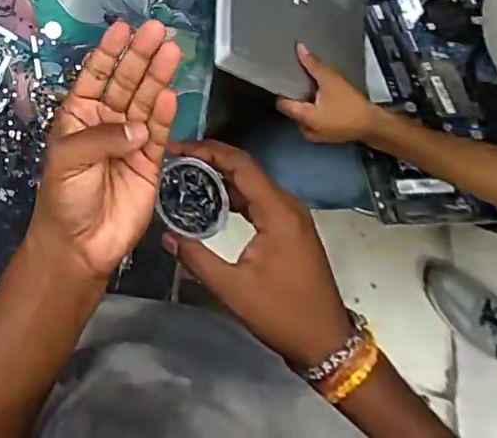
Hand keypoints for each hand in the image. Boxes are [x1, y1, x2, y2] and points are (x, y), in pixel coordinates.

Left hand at [29, 19, 180, 280]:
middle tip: (157, 31)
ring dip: (157, 76)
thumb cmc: (63, 196)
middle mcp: (106, 120)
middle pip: (126, 81)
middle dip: (140, 55)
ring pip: (146, 101)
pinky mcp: (150, 162)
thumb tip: (137, 128)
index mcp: (79, 113)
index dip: (109, 51)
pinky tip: (171, 92)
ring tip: (171, 50)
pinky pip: (159, 132)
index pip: (96, 74)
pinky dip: (166, 113)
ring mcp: (129, 139)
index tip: (123, 28)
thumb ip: (101, 139)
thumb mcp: (68, 159)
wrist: (80, 244)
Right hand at [162, 140, 355, 369]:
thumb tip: (167, 235)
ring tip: (185, 171)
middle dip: (209, 157)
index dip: (206, 150)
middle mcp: (287, 206)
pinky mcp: (289, 227)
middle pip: (245, 166)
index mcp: (278, 213)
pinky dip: (232, 189)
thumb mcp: (233, 289)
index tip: (177, 149)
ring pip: (250, 180)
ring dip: (219, 172)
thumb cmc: (284, 315)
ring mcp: (291, 216)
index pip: (240, 164)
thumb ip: (197, 258)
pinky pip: (257, 196)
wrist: (330, 347)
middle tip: (175, 157)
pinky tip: (209, 195)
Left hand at [277, 44, 385, 144]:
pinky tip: (320, 100)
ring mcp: (317, 136)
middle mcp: (306, 129)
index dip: (282, 90)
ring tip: (308, 89)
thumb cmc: (351, 105)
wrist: (377, 125)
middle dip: (294, 97)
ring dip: (305, 105)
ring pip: (302, 116)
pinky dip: (314, 111)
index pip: (281, 104)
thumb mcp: (332, 82)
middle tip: (297, 83)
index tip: (283, 78)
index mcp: (304, 118)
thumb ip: (313, 65)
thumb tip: (299, 48)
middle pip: (291, 110)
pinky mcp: (327, 136)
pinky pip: (313, 121)